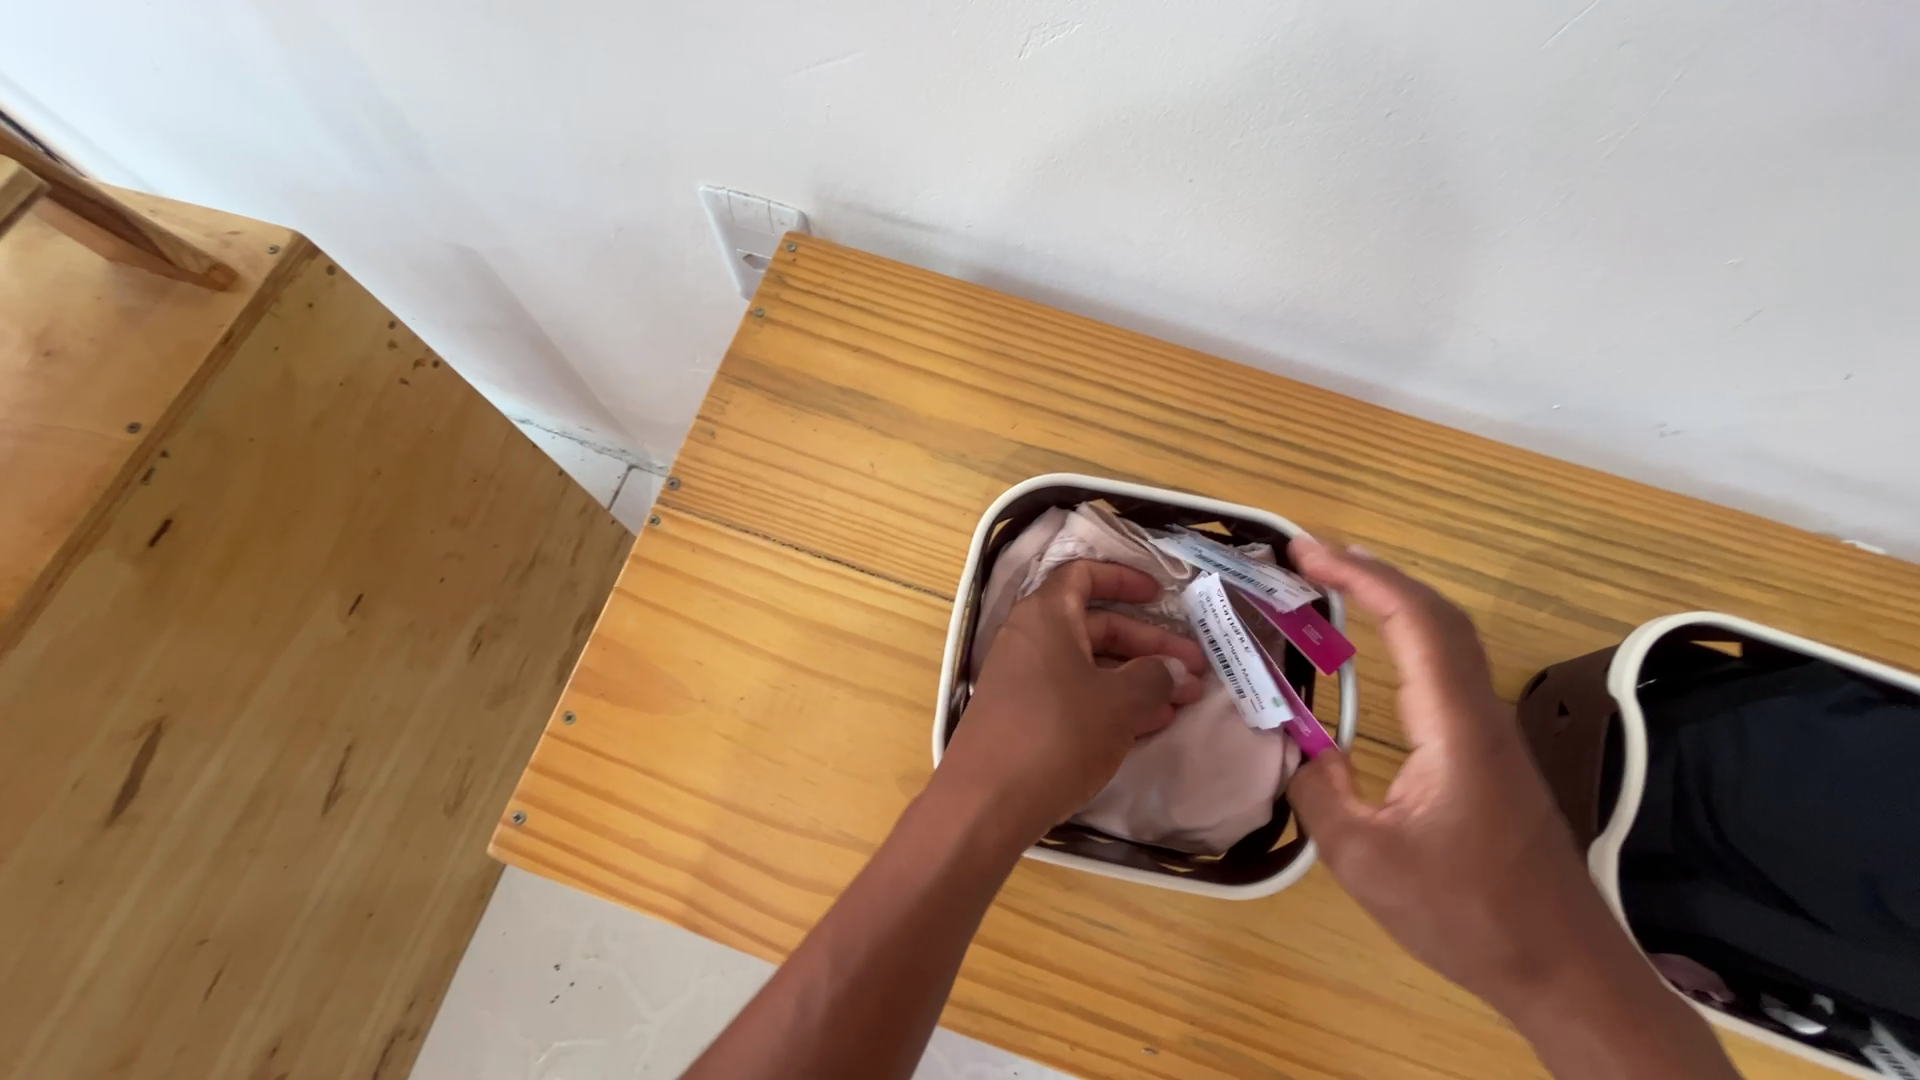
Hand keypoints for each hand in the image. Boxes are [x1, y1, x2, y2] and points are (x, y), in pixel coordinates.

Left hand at [939, 560, 1205, 843]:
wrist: (987, 802)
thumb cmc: (1057, 734)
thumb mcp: (1117, 703)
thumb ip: (1152, 678)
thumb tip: (1174, 669)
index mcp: (1046, 616)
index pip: (1083, 575)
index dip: (1123, 579)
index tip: (1161, 596)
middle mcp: (1030, 639)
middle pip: (1096, 625)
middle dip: (1149, 645)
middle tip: (1196, 670)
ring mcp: (1025, 680)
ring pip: (1090, 666)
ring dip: (1137, 679)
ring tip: (1184, 701)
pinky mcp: (1025, 718)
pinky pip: (1076, 696)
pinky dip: (1111, 703)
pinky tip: (1151, 724)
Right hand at [1284, 538, 1624, 1011]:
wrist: (1565, 971)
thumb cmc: (1467, 916)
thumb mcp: (1363, 860)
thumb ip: (1317, 791)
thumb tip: (1299, 748)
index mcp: (1455, 729)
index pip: (1416, 623)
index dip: (1362, 576)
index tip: (1307, 554)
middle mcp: (1479, 715)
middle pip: (1437, 616)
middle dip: (1373, 573)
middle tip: (1309, 557)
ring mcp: (1489, 733)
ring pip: (1446, 639)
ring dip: (1390, 599)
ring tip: (1332, 583)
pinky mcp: (1487, 753)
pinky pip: (1444, 671)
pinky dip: (1403, 636)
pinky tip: (1372, 648)